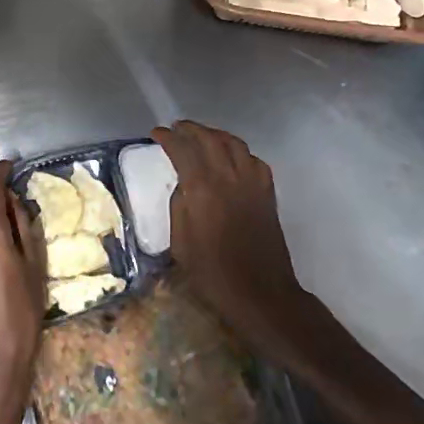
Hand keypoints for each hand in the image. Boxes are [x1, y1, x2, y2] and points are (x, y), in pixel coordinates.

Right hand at [152, 120, 305, 335]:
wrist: (262, 295)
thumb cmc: (214, 274)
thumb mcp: (181, 243)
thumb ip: (179, 207)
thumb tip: (183, 185)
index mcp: (203, 190)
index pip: (182, 150)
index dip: (167, 137)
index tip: (156, 133)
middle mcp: (229, 179)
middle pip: (210, 139)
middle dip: (191, 129)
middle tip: (176, 128)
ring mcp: (252, 184)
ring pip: (235, 144)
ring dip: (216, 134)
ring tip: (202, 136)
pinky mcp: (267, 195)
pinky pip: (254, 161)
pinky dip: (240, 153)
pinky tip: (232, 160)